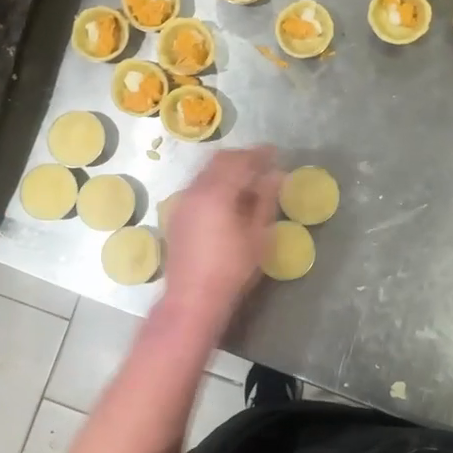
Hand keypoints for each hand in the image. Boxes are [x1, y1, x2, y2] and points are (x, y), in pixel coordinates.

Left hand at [163, 147, 282, 319]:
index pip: (240, 161)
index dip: (259, 155)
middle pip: (218, 161)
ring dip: (226, 170)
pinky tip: (227, 199)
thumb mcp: (258, 236)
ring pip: (205, 173)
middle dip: (241, 158)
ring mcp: (181, 202)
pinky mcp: (176, 216)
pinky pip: (197, 187)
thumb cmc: (232, 270)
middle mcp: (194, 191)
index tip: (275, 153)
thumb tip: (275, 176)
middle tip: (262, 164)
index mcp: (216, 193)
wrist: (192, 299)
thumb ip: (265, 200)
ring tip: (247, 181)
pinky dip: (214, 183)